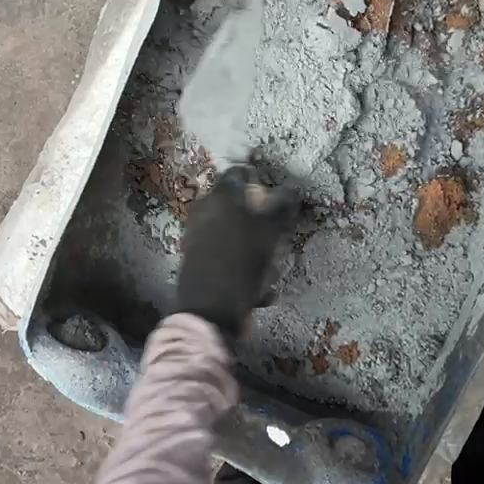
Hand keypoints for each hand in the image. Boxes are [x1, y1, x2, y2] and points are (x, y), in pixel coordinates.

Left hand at [177, 165, 302, 335]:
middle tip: (275, 233)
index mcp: (220, 196)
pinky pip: (223, 255)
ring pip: (230, 231)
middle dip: (256, 217)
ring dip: (250, 244)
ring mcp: (195, 235)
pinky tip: (259, 288)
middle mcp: (202, 210)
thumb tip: (289, 192)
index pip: (240, 173)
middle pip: (234, 204)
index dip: (259, 182)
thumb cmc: (242, 263)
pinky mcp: (194, 259)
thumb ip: (281, 207)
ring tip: (269, 266)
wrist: (210, 310)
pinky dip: (240, 265)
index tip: (275, 198)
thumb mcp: (270, 232)